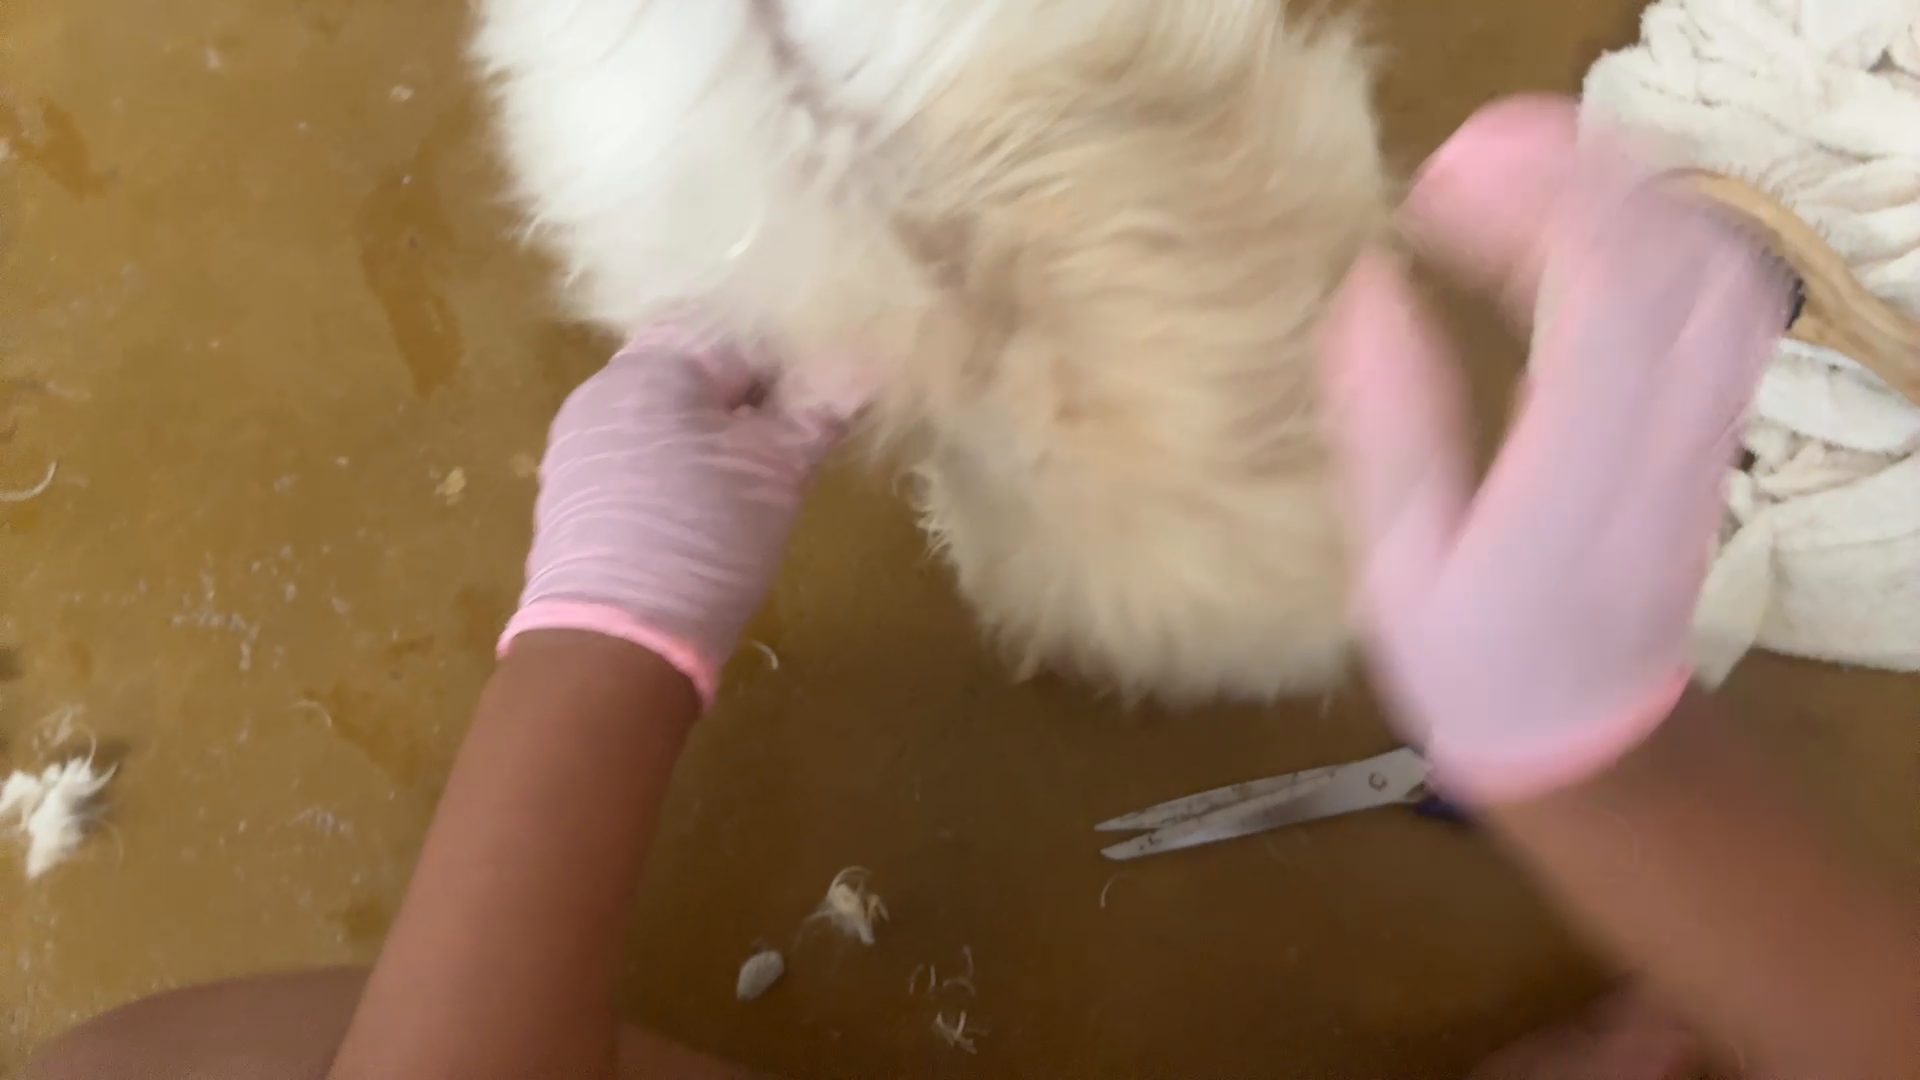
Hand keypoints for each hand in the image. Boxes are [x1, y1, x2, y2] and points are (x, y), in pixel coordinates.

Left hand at [500, 328, 848, 706]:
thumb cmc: (708, 539)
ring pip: (665, 403)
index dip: (789, 358)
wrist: (618, 641)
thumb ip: (819, 412)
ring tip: (753, 466)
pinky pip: (638, 442)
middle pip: (693, 362)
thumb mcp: (778, 472)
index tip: (823, 392)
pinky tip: (706, 494)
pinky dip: (679, 450)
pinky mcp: (576, 484)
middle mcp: (606, 388)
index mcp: (655, 367)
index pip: (737, 332)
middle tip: (792, 430)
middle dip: (749, 390)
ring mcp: (582, 437)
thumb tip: (865, 368)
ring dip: (714, 420)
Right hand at [1318, 96, 1790, 802]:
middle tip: (1469, 147)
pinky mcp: (1701, 422)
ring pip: (1702, 264)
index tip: (1434, 180)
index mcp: (1573, 471)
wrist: (1584, 723)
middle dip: (1576, 171)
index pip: (1595, 299)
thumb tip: (1365, 296)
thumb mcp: (1398, 559)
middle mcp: (1664, 431)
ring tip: (1508, 166)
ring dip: (1612, 190)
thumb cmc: (1469, 654)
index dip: (1530, 210)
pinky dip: (1636, 234)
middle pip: (1672, 255)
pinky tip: (1566, 225)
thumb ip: (1388, 427)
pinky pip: (1698, 298)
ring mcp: (1701, 423)